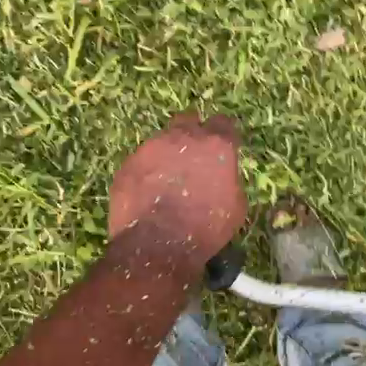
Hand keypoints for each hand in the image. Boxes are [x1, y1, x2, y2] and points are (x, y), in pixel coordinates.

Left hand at [107, 113, 246, 258]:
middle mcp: (185, 137)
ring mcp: (153, 146)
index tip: (221, 148)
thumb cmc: (206, 228)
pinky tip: (148, 191)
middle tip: (193, 157)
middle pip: (189, 121)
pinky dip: (147, 170)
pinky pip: (142, 160)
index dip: (223, 136)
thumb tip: (222, 176)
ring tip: (168, 179)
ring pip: (163, 139)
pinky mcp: (130, 161)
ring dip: (168, 153)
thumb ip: (229, 180)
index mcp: (217, 145)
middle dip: (192, 134)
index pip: (223, 124)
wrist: (158, 244)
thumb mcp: (235, 206)